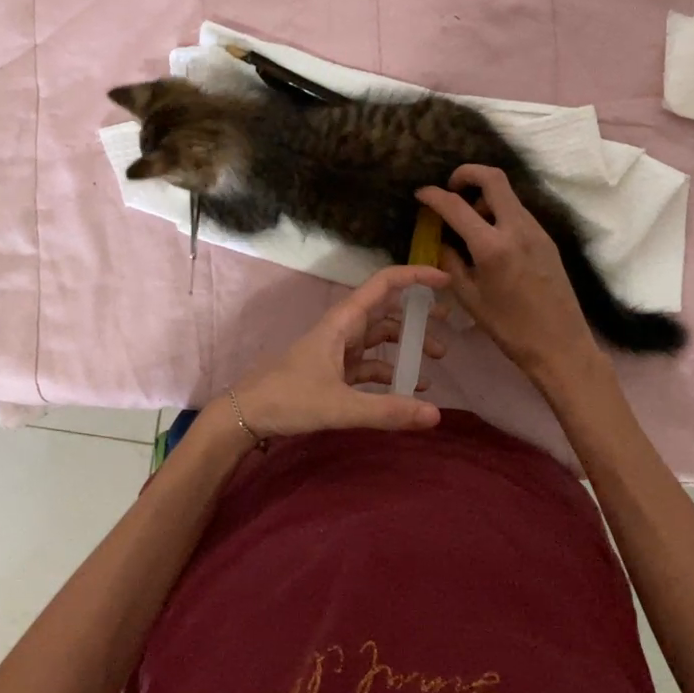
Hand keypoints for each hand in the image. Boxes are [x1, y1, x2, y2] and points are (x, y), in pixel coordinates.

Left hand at [227, 265, 449, 438]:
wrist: (244, 415)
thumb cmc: (288, 399)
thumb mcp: (340, 407)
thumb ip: (387, 411)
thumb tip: (436, 414)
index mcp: (342, 322)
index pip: (384, 285)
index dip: (415, 276)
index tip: (445, 280)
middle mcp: (342, 330)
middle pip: (386, 311)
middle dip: (418, 314)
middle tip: (449, 325)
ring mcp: (337, 351)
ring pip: (379, 338)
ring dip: (406, 345)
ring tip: (436, 360)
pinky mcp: (332, 372)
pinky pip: (369, 364)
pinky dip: (390, 372)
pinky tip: (410, 389)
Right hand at [416, 165, 604, 386]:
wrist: (561, 345)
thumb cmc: (509, 328)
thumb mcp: (470, 298)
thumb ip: (451, 263)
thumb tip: (441, 241)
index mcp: (492, 246)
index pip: (456, 206)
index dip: (434, 196)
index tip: (421, 193)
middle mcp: (517, 229)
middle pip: (493, 178)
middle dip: (467, 173)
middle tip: (450, 188)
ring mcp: (537, 231)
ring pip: (508, 195)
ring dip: (484, 196)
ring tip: (469, 220)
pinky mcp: (547, 239)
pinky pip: (518, 213)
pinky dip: (499, 212)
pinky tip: (489, 236)